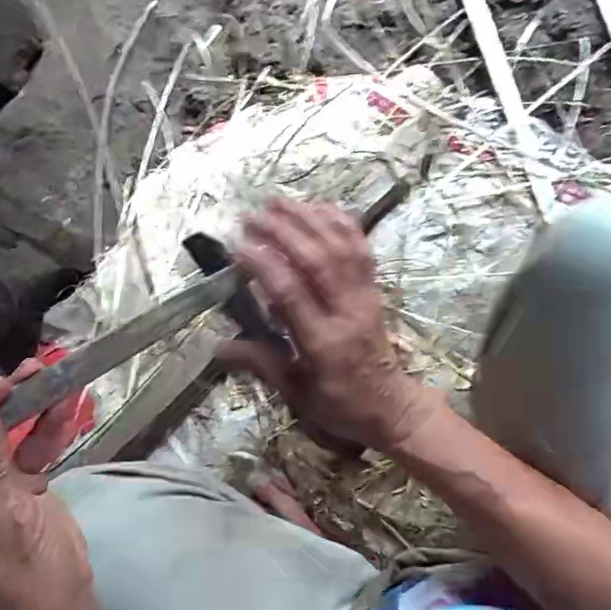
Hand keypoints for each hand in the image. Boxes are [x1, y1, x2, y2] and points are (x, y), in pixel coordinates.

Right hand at [221, 198, 436, 451]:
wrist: (392, 407)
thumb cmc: (342, 406)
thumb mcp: (298, 395)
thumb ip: (261, 364)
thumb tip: (217, 346)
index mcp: (325, 343)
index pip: (292, 294)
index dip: (264, 265)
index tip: (237, 246)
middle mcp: (348, 313)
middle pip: (319, 260)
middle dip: (284, 232)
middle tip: (251, 216)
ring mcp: (366, 299)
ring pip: (342, 248)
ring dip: (310, 220)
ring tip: (279, 202)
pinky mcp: (375, 292)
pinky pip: (362, 250)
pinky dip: (342, 224)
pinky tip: (321, 208)